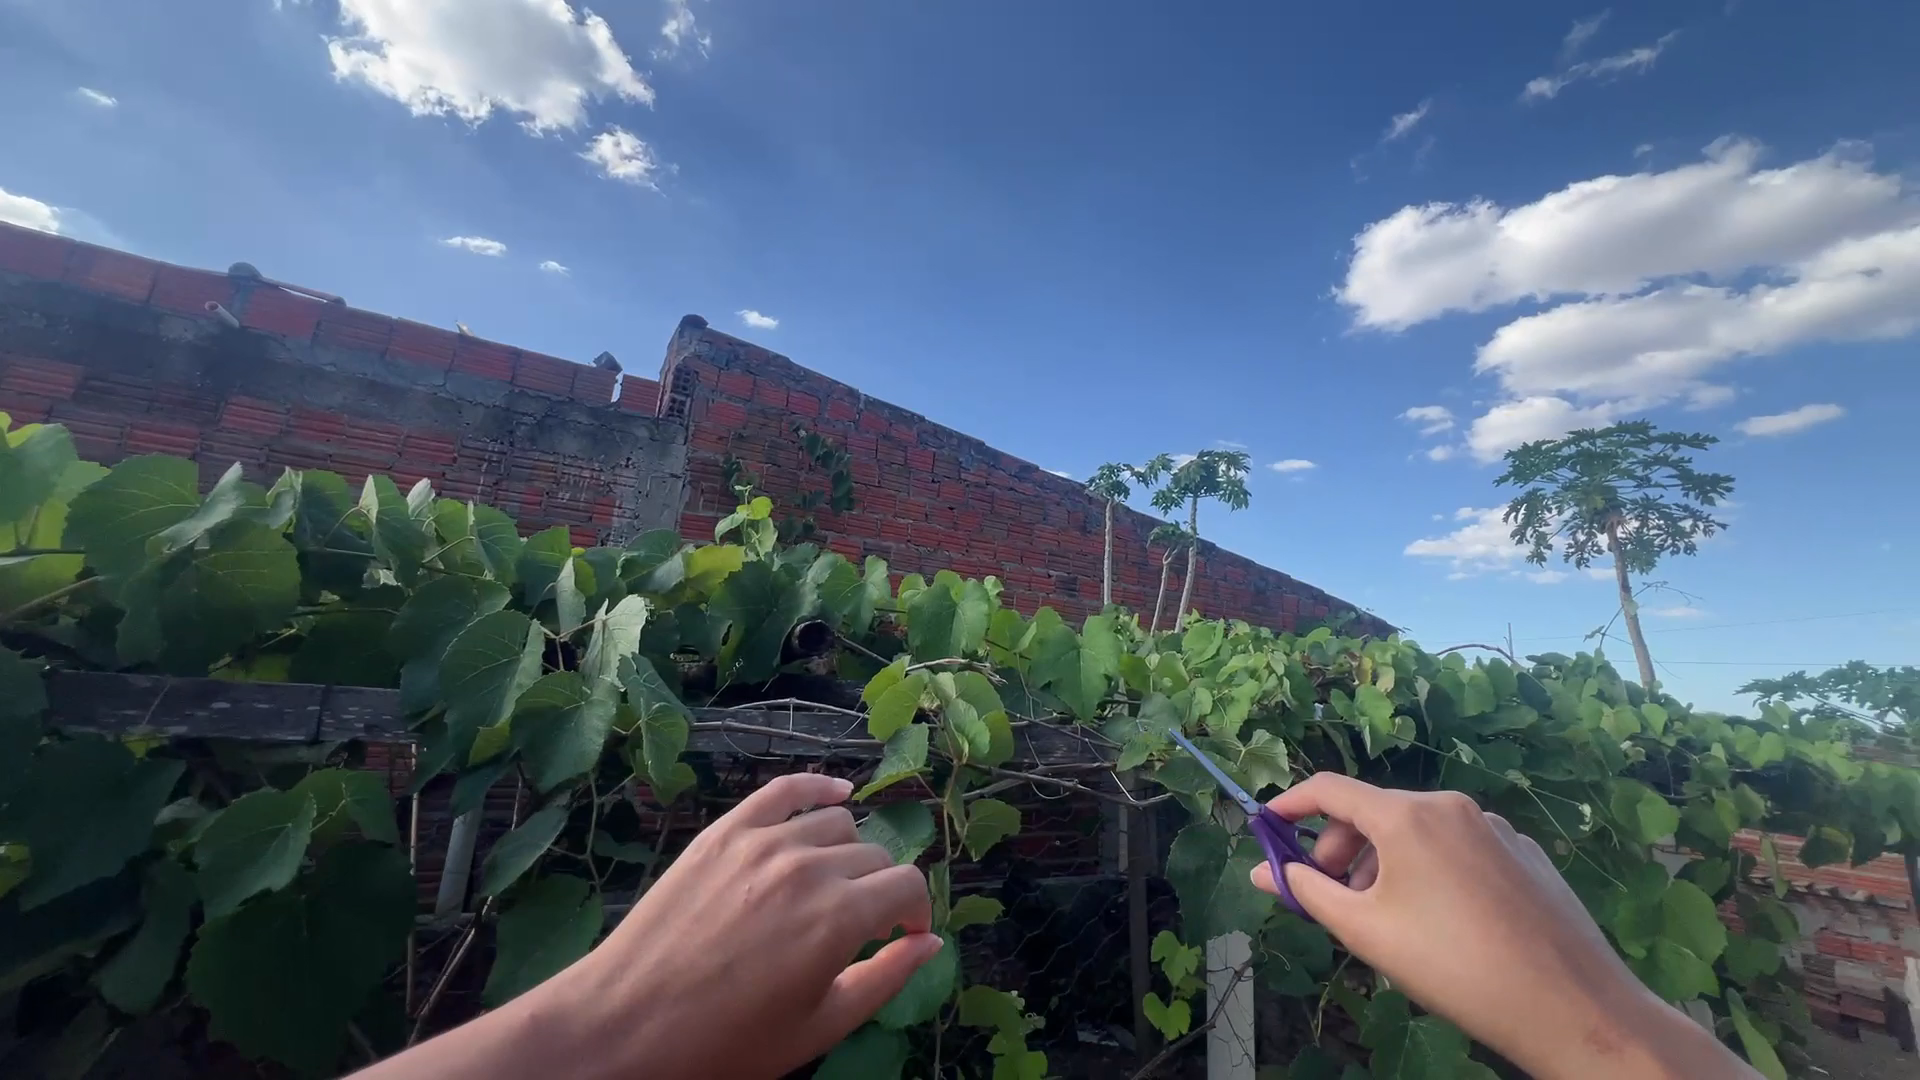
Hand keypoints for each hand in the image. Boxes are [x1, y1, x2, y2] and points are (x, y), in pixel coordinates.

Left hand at [563, 772, 939, 1077]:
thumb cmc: (726, 1043)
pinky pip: (786, 789)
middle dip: (878, 890)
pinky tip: (837, 792)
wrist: (623, 1027)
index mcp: (839, 919)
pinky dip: (818, 785)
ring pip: (836, 823)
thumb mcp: (818, 1028)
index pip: (907, 886)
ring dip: (847, 853)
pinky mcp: (729, 829)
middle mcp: (810, 866)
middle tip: (857, 924)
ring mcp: (766, 840)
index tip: (902, 934)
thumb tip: (931, 940)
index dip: (915, 911)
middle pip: (873, 856)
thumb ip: (885, 979)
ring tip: (828, 885)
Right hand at [1252, 774, 1758, 1079]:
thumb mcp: (1365, 931)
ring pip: (1415, 829)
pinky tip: (1442, 917)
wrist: (1582, 1016)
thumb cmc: (1456, 968)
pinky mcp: (1525, 854)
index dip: (1290, 804)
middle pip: (1372, 810)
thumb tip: (1263, 871)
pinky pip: (1456, 845)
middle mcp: (1448, 806)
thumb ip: (1306, 890)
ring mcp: (1493, 827)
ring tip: (1386, 913)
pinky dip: (1428, 865)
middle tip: (1332, 892)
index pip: (1327, 788)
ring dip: (1382, 859)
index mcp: (1405, 815)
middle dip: (1338, 846)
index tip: (1267, 827)